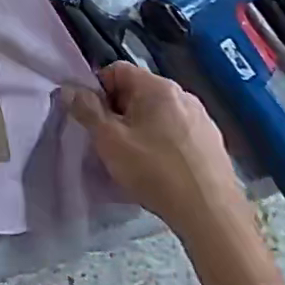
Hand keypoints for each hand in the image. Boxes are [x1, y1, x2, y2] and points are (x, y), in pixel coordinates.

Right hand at [62, 62, 247, 235]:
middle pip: (139, 91)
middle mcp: (183, 94)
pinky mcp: (213, 142)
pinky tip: (162, 170)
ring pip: (159, 113)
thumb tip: (70, 90)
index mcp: (157, 86)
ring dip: (142, 128)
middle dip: (119, 111)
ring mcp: (202, 118)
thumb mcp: (110, 141)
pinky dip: (165, 142)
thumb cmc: (154, 171)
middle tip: (110, 142)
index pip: (117, 70)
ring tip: (135, 159)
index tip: (93, 118)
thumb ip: (86, 111)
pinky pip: (178, 132)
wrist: (210, 214)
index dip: (98, 89)